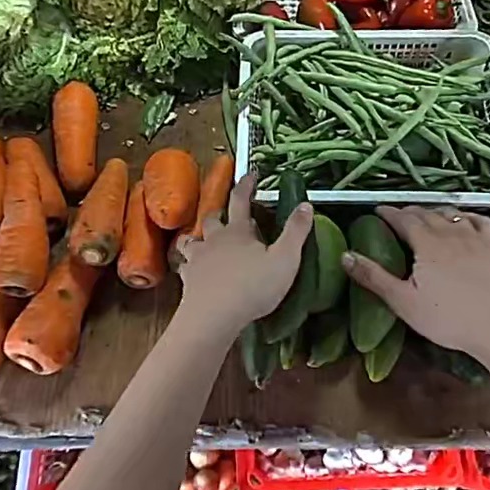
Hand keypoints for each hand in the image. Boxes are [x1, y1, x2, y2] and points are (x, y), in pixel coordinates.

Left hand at [172, 172, 311, 339]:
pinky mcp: (188, 279)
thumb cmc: (253, 287)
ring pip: (192, 240)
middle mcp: (214, 240)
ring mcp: (197, 259)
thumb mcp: (285, 259)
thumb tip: (305, 205)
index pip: (240, 200)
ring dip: (198, 237)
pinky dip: (188, 264)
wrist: (214, 316)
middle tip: (228, 214)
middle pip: (213, 218)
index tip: (250, 174)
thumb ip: (295, 232)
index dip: (246, 185)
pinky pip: (184, 266)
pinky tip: (191, 270)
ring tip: (202, 240)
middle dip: (220, 213)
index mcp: (238, 231)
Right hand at [340, 206, 489, 363]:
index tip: (377, 211)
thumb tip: (345, 255)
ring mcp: (475, 238)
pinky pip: (478, 220)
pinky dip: (465, 216)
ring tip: (424, 216)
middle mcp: (450, 233)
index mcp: (426, 243)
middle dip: (408, 211)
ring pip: (450, 214)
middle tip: (396, 216)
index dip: (388, 213)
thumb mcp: (402, 301)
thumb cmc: (446, 318)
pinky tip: (461, 220)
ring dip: (433, 211)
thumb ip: (373, 276)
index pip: (403, 219)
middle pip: (425, 213)